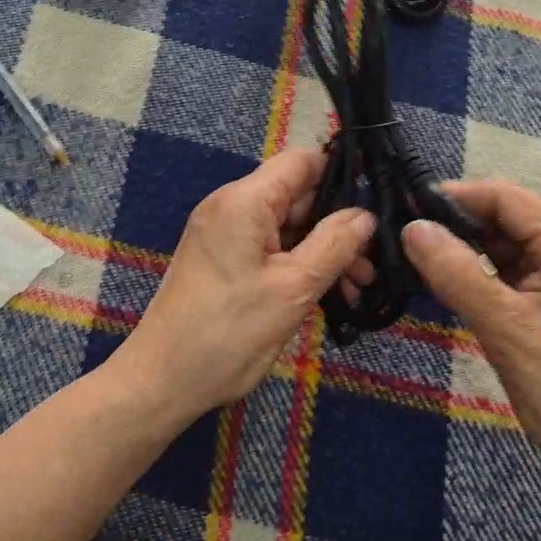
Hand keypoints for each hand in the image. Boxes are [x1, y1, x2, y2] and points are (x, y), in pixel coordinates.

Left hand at [111, 148, 375, 418]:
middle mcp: (231, 206)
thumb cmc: (229, 331)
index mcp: (244, 200)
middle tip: (372, 265)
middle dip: (336, 226)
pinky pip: (269, 248)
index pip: (302, 162)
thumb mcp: (293, 288)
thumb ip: (334, 245)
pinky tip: (328, 294)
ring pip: (287, 227)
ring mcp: (224, 233)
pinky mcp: (222, 259)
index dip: (341, 176)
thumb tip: (365, 215)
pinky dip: (298, 265)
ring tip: (357, 288)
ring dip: (322, 251)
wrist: (163, 379)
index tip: (376, 205)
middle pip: (297, 195)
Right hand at [401, 181, 540, 505]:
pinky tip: (448, 278)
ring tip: (417, 254)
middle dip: (457, 224)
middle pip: (507, 217)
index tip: (407, 207)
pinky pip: (513, 269)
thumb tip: (411, 228)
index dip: (456, 197)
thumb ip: (456, 272)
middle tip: (405, 235)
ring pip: (506, 243)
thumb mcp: (504, 328)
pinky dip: (481, 271)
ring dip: (466, 248)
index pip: (507, 198)